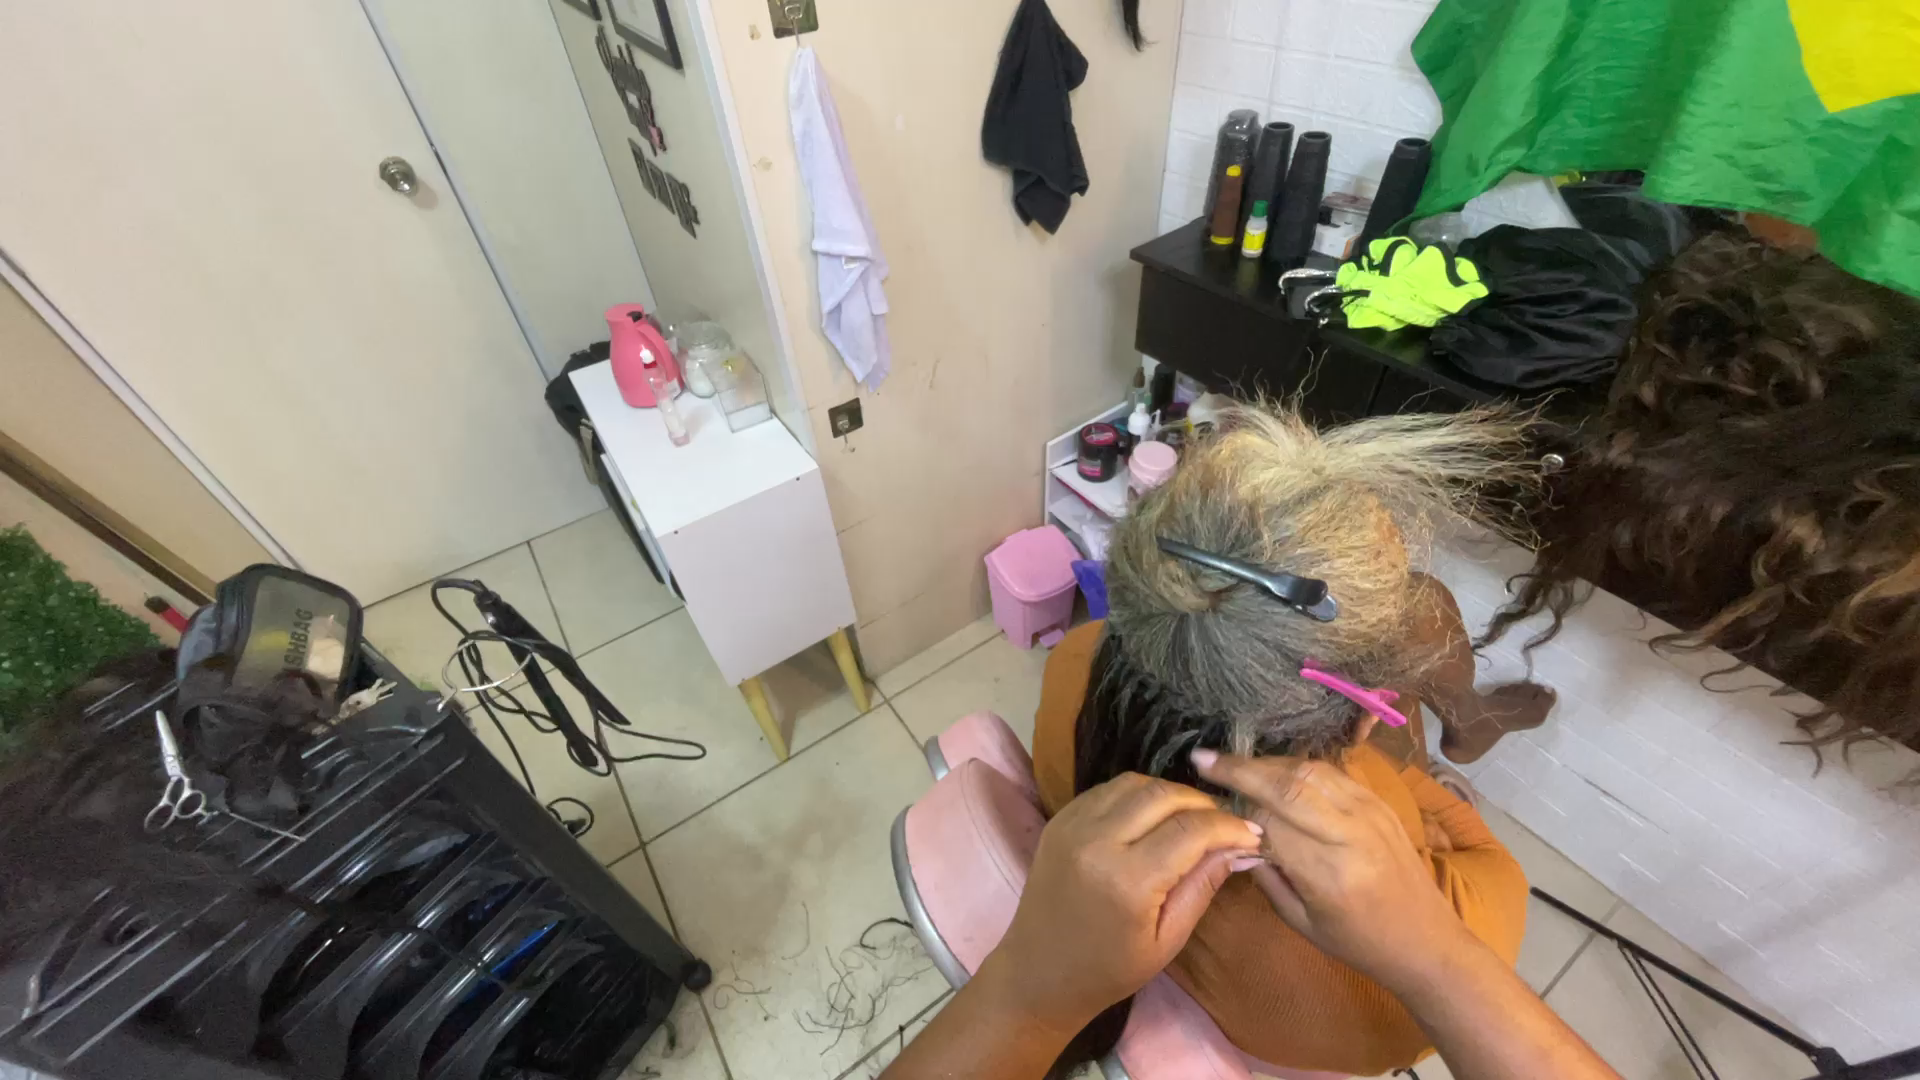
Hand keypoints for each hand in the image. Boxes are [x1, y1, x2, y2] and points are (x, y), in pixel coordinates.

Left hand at [989, 772, 1264, 1032]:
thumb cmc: (1109, 968)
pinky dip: (1136, 793)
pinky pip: (1106, 789)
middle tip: (1224, 822)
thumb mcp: (1168, 940)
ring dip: (1168, 792)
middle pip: (1162, 794)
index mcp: (1127, 880)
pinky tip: (1152, 815)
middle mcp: (1097, 840)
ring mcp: (1073, 823)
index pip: (1190, 830)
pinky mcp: (1060, 817)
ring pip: (1133, 782)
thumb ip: (1203, 885)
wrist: (1039, 969)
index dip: (1228, 825)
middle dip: (1202, 802)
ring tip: (1191, 816)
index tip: (1252, 832)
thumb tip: (1240, 845)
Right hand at [1192, 749, 1474, 992]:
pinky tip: (1273, 770)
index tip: (1208, 802)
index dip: (1235, 810)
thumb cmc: (1359, 942)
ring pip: (1305, 769)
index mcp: (1329, 873)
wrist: (1430, 943)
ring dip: (1264, 762)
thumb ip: (1264, 874)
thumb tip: (1234, 833)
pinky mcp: (1377, 800)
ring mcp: (1368, 812)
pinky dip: (1293, 765)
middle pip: (1285, 785)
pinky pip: (1328, 770)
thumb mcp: (1300, 921)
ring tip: (1233, 763)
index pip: (1268, 823)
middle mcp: (1349, 835)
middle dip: (1239, 768)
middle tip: (1202, 757)